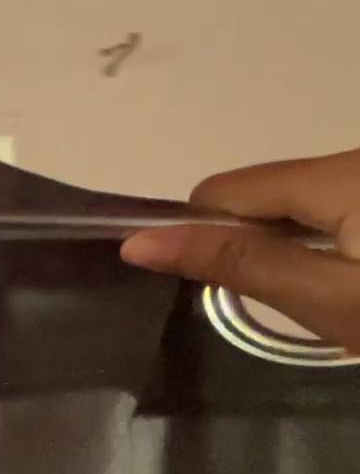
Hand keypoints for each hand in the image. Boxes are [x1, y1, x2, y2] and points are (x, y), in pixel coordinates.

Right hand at [121, 148, 359, 349]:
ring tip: (350, 280)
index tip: (227, 281)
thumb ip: (235, 262)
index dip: (203, 233)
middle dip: (260, 236)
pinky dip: (348, 226)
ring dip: (306, 235)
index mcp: (340, 175)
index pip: (220, 191)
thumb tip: (135, 242)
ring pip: (310, 195)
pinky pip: (351, 194)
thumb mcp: (329, 298)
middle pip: (267, 191)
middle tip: (303, 291)